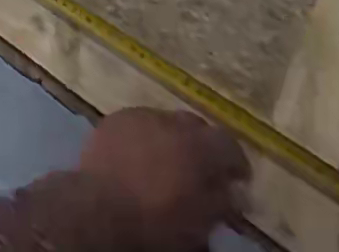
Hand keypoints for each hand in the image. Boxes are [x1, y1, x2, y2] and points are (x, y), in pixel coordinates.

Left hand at [77, 108, 250, 249]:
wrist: (100, 210)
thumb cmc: (156, 222)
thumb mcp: (199, 223)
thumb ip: (221, 202)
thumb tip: (233, 192)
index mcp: (199, 146)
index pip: (228, 143)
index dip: (236, 161)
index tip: (238, 179)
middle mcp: (172, 121)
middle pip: (195, 127)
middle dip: (201, 146)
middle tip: (200, 171)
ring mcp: (141, 115)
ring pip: (165, 122)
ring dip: (170, 139)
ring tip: (165, 163)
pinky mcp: (115, 119)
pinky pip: (137, 124)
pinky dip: (143, 138)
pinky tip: (137, 157)